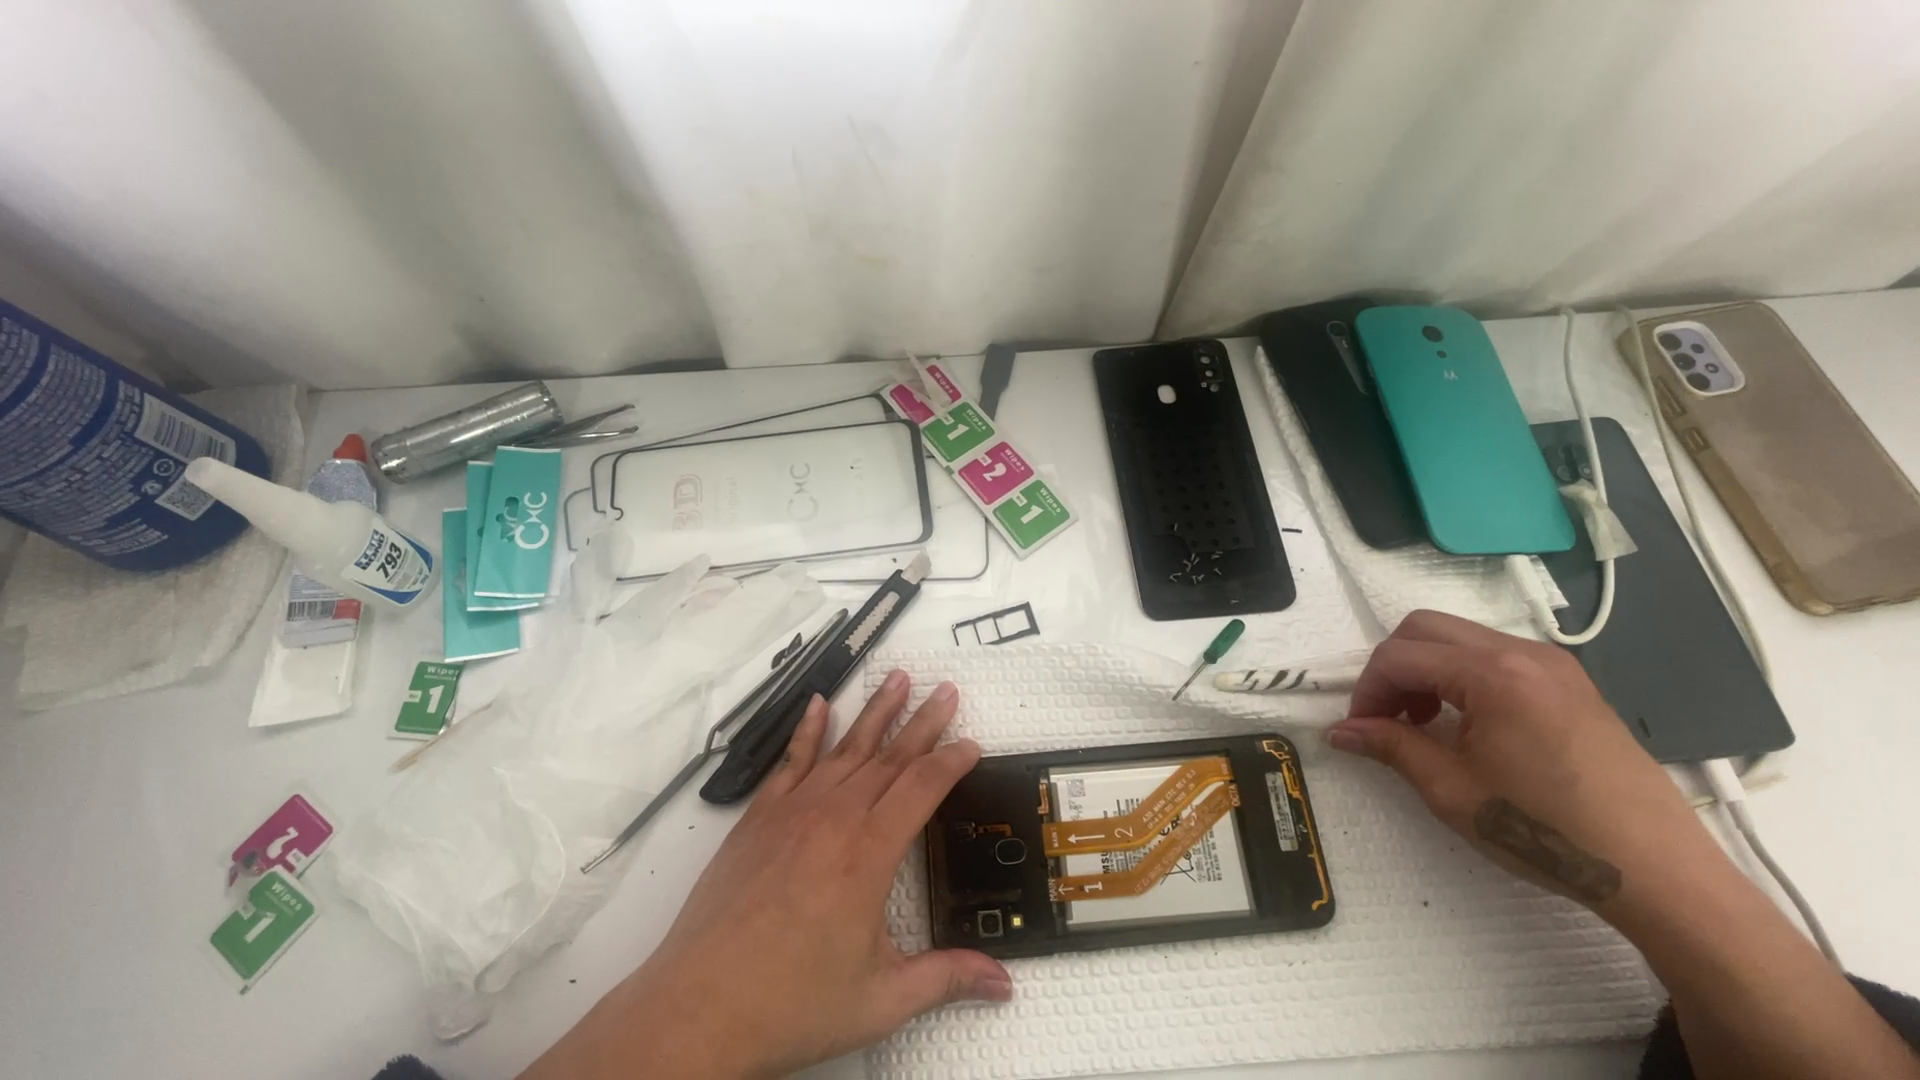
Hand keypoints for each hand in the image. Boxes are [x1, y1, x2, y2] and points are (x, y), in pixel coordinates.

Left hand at [522, 671, 1009, 1079]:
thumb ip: (946, 979)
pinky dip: (806, 731)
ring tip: (898, 678)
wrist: (699, 1007)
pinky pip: (788, 763)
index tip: (972, 743)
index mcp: (869, 856)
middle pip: (889, 758)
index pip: (922, 788)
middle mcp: (833, 820)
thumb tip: (1004, 984)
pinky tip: (818, 704)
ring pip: (843, 750)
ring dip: (874, 713)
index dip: (952, 761)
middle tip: (946, 690)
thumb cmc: (791, 1004)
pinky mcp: (757, 820)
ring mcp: (791, 814)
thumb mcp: (881, 1000)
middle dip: (923, 722)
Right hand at [1329, 612, 1919, 1079]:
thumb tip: (1340, 731)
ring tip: (1423, 724)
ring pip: (1460, 638)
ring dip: (1426, 669)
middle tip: (1385, 719)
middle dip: (1391, 668)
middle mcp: (1523, 652)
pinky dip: (1462, 675)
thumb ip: (1391, 746)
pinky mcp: (1572, 683)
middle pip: (1425, 628)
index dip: (1367, 689)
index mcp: (1493, 673)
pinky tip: (1466, 724)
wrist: (1654, 867)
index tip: (1359, 729)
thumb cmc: (1545, 830)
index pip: (1400, 655)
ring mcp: (1554, 664)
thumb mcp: (1452, 790)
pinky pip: (1496, 656)